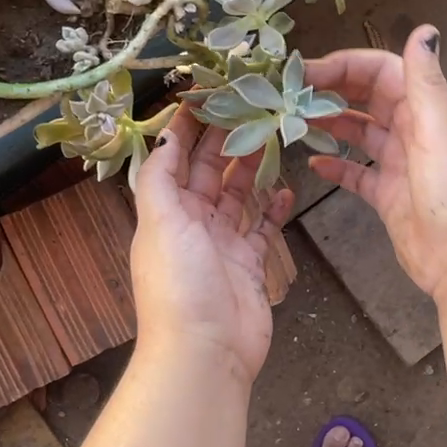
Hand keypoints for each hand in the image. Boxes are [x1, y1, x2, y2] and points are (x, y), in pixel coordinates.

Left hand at [130, 107, 294, 379]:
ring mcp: (222, 245)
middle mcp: (192, 224)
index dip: (187, 129)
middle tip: (251, 108)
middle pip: (209, 173)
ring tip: (273, 138)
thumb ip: (160, 178)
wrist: (206, 351)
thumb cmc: (180, 282)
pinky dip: (272, 208)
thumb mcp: (160, 222)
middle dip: (225, 140)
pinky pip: (262, 228)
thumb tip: (163, 138)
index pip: (175, 159)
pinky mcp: (249, 264)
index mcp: (166, 212)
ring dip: (251, 168)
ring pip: (238, 196)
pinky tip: (286, 189)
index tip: (206, 95)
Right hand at [305, 25, 446, 302]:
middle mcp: (414, 131)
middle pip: (368, 97)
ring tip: (294, 122)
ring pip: (359, 132)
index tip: (306, 70)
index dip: (346, 65)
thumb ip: (426, 82)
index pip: (382, 71)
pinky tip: (313, 163)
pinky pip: (357, 172)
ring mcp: (400, 164)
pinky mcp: (389, 196)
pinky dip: (336, 165)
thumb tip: (426, 28)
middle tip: (290, 94)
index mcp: (427, 110)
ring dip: (330, 123)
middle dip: (332, 90)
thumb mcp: (440, 132)